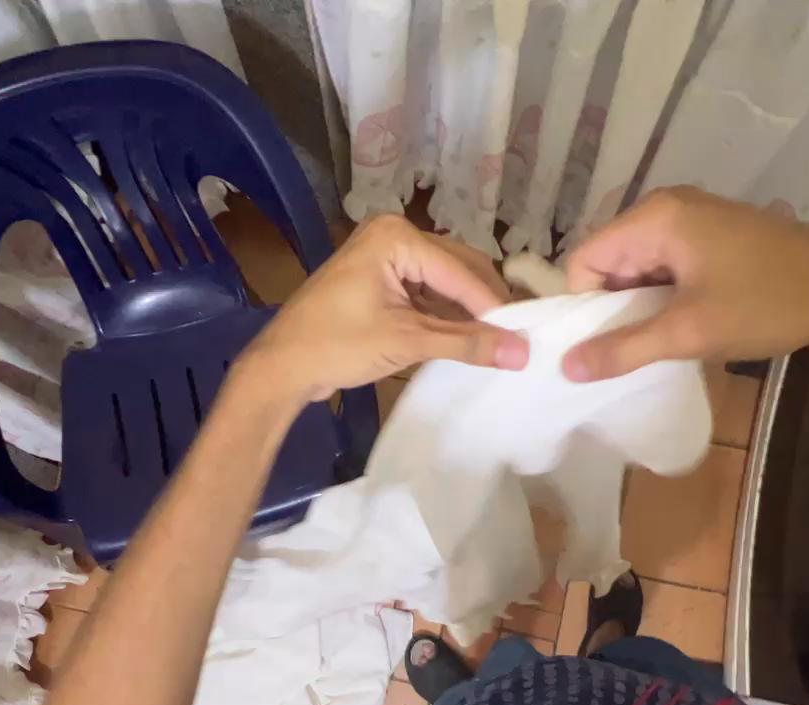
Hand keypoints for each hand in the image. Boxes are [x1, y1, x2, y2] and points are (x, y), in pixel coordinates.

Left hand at [232, 215, 528, 404]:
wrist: (282, 366)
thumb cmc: (337, 346)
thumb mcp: (406, 342)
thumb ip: (465, 344)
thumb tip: (521, 354)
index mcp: (397, 237)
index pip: (461, 271)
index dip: (494, 306)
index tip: (525, 336)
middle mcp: (395, 234)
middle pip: (458, 268)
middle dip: (485, 304)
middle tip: (517, 337)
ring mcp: (386, 256)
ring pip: (445, 281)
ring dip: (468, 311)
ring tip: (499, 340)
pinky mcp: (381, 279)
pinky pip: (426, 292)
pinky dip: (446, 314)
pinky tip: (468, 337)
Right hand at [560, 187, 808, 380]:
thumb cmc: (766, 306)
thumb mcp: (688, 333)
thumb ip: (623, 349)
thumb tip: (567, 368)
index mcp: (656, 218)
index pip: (584, 262)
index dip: (586, 308)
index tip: (603, 347)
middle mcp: (667, 208)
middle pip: (607, 263)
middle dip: (612, 309)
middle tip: (633, 348)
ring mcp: (690, 220)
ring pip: (635, 270)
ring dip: (638, 308)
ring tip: (659, 340)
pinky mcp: (708, 237)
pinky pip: (661, 269)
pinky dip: (661, 299)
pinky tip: (679, 325)